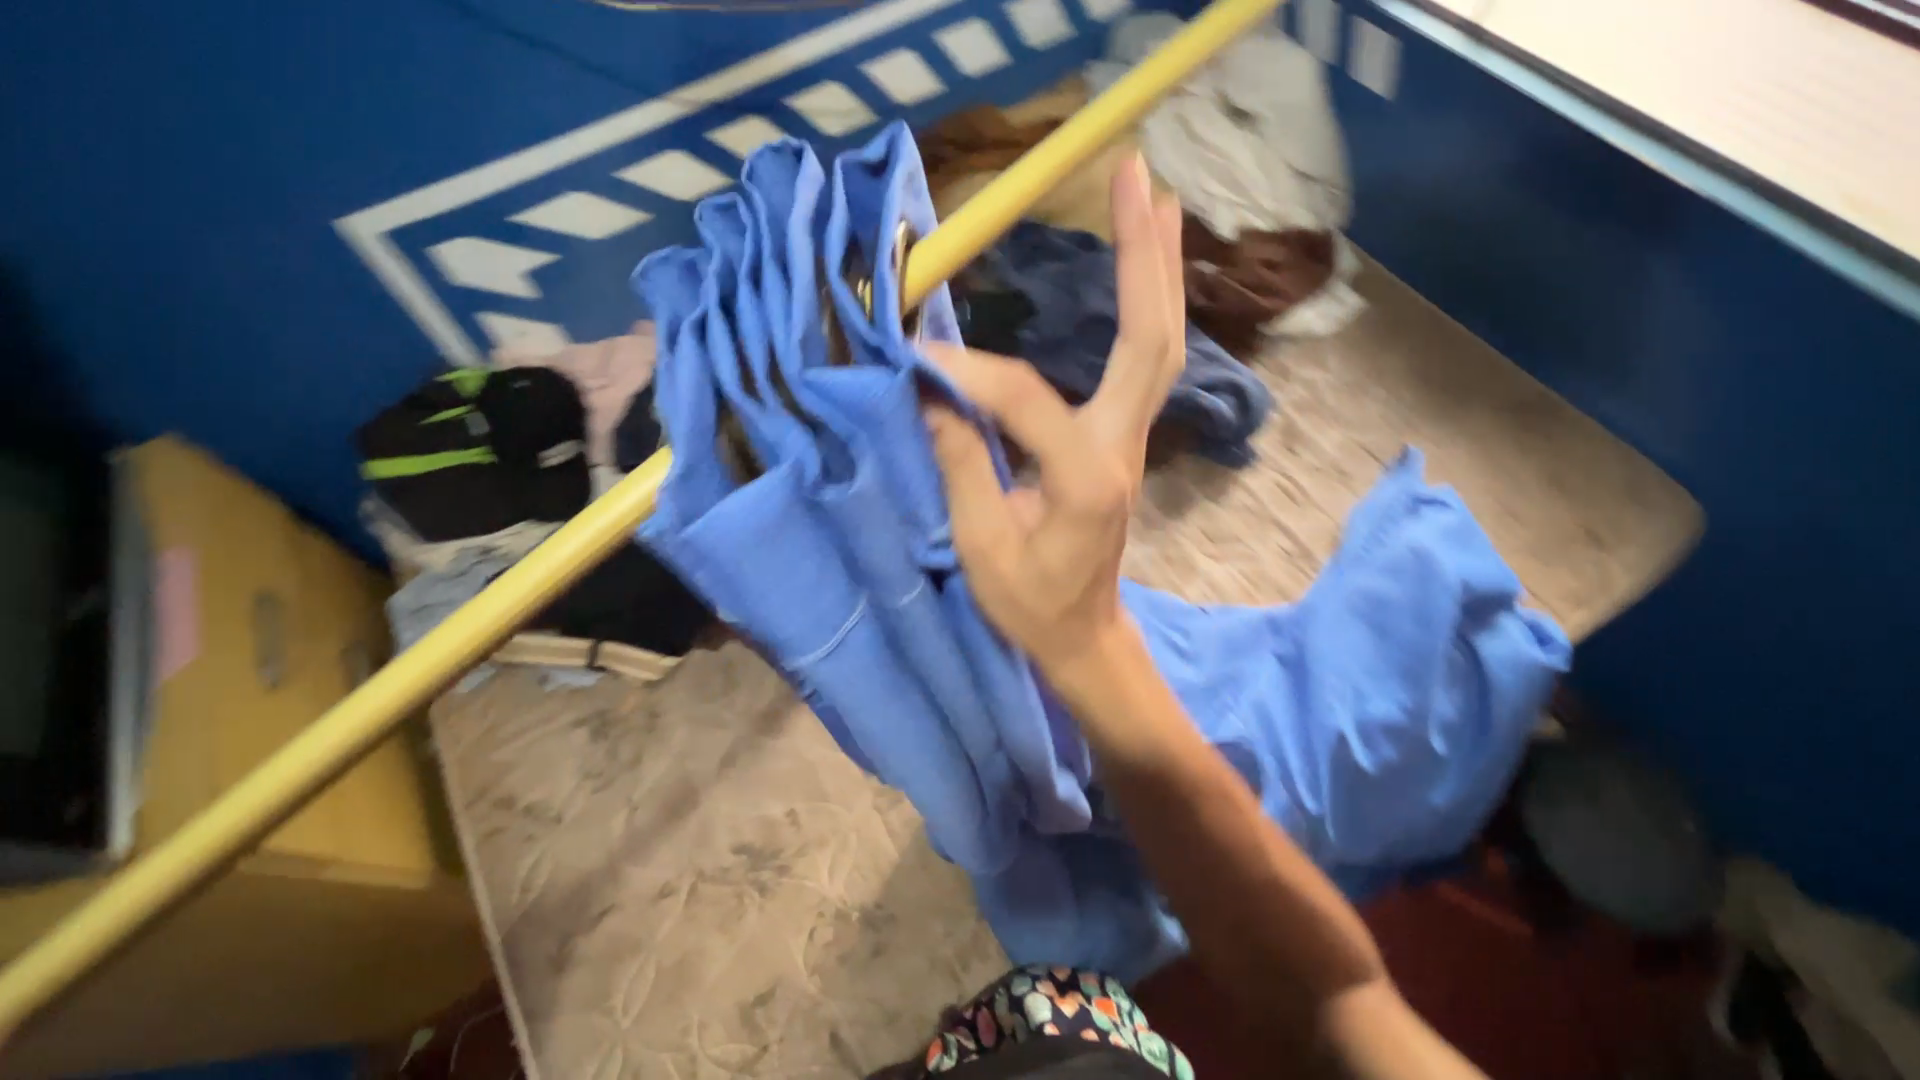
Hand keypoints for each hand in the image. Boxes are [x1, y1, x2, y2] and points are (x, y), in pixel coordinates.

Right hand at [923, 154, 1185, 689]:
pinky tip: (1142, 266)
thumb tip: (931, 388)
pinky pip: (1146, 359)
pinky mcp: (1124, 435)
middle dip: (1143, 257)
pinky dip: (1147, 303)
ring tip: (1155, 196)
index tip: (915, 360)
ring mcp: (1131, 438)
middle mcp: (1121, 446)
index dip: (968, 373)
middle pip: (1151, 339)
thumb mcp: (981, 546)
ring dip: (1158, 269)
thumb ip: (960, 463)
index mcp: (1084, 479)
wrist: (1083, 633)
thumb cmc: (1030, 603)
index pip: (1026, 400)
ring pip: (1160, 342)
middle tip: (1138, 177)